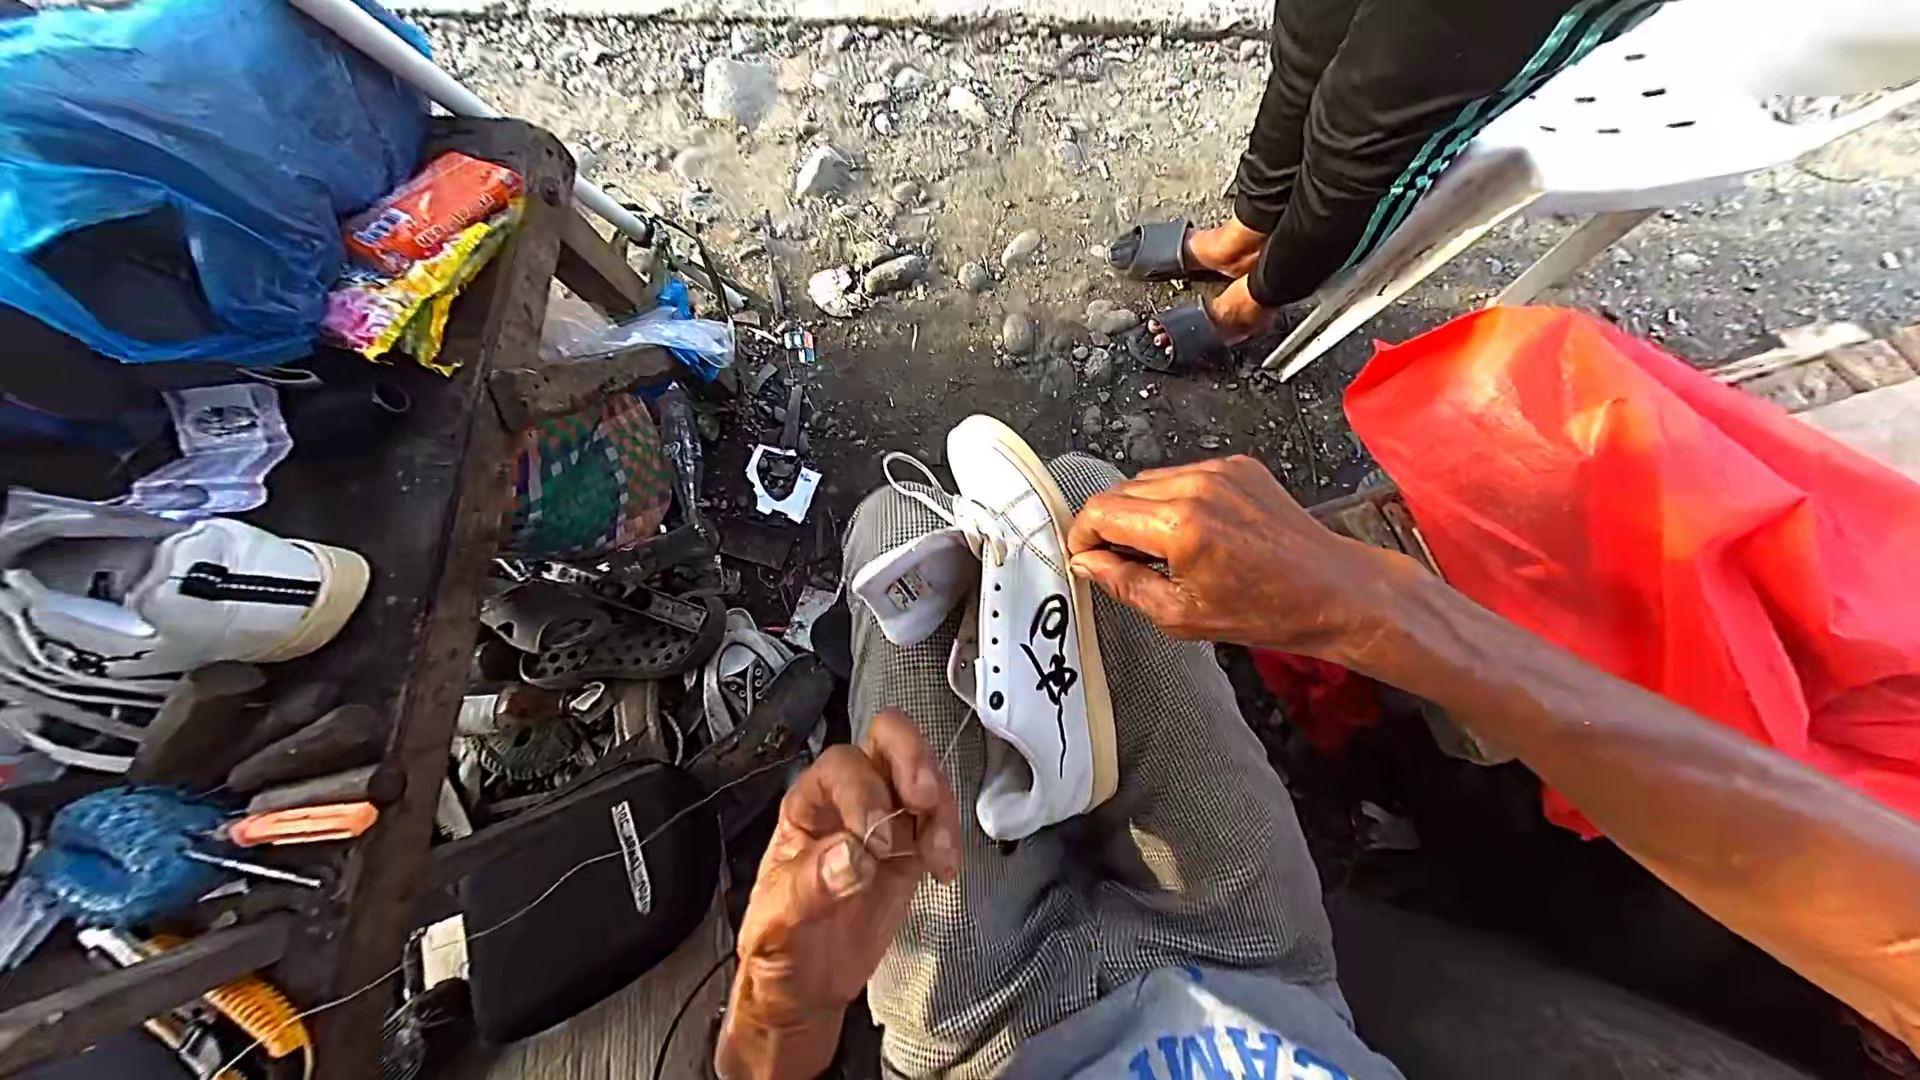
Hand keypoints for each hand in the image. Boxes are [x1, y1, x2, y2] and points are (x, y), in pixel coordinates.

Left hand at [716, 709, 960, 1079]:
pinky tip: (943, 866)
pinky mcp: (913, 841)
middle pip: (887, 737)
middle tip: (922, 796)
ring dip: (940, 802)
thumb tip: (852, 856)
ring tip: (938, 850)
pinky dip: (950, 832)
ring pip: (923, 771)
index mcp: (809, 802)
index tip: (876, 842)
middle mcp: (850, 795)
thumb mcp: (776, 922)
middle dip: (911, 757)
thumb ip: (809, 885)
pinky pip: (941, 815)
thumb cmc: (781, 945)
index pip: (842, 766)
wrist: (807, 985)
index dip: (864, 793)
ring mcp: (886, 813)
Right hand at [1065, 456, 1422, 661]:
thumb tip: (1089, 564)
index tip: (1084, 553)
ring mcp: (1219, 472)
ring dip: (1137, 512)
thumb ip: (1122, 583)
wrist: (1333, 591)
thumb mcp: (1179, 614)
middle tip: (1117, 558)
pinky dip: (1169, 501)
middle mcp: (1198, 488)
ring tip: (1158, 548)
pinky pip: (1179, 476)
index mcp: (1181, 526)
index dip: (1082, 535)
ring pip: (1145, 482)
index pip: (1100, 511)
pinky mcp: (1235, 466)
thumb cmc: (1270, 609)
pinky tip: (1188, 531)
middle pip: (1117, 492)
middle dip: (1107, 525)